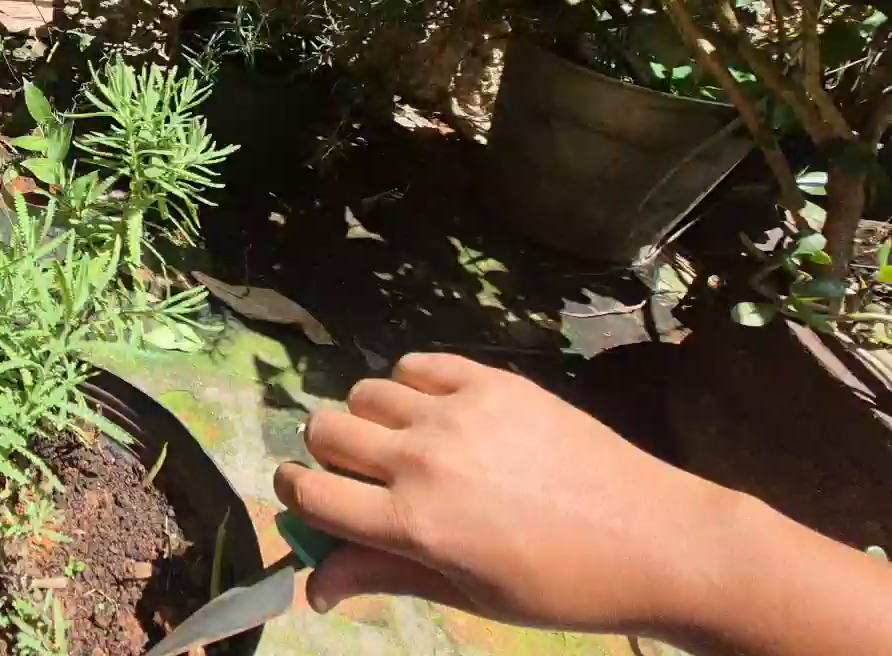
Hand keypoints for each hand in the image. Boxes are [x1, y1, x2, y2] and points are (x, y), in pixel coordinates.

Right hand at [274, 352, 731, 636]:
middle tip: (367, 470)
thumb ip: (381, 576)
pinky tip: (444, 412)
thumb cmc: (562, 586)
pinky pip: (413, 366)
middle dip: (329, 452)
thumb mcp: (467, 594)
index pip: (308, 493)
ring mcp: (454, 415)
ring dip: (374, 419)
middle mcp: (422, 462)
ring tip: (413, 439)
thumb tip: (311, 588)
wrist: (666, 543)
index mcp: (416, 524)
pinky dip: (415, 386)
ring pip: (363, 394)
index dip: (293, 492)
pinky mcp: (485, 381)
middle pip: (322, 430)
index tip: (306, 494)